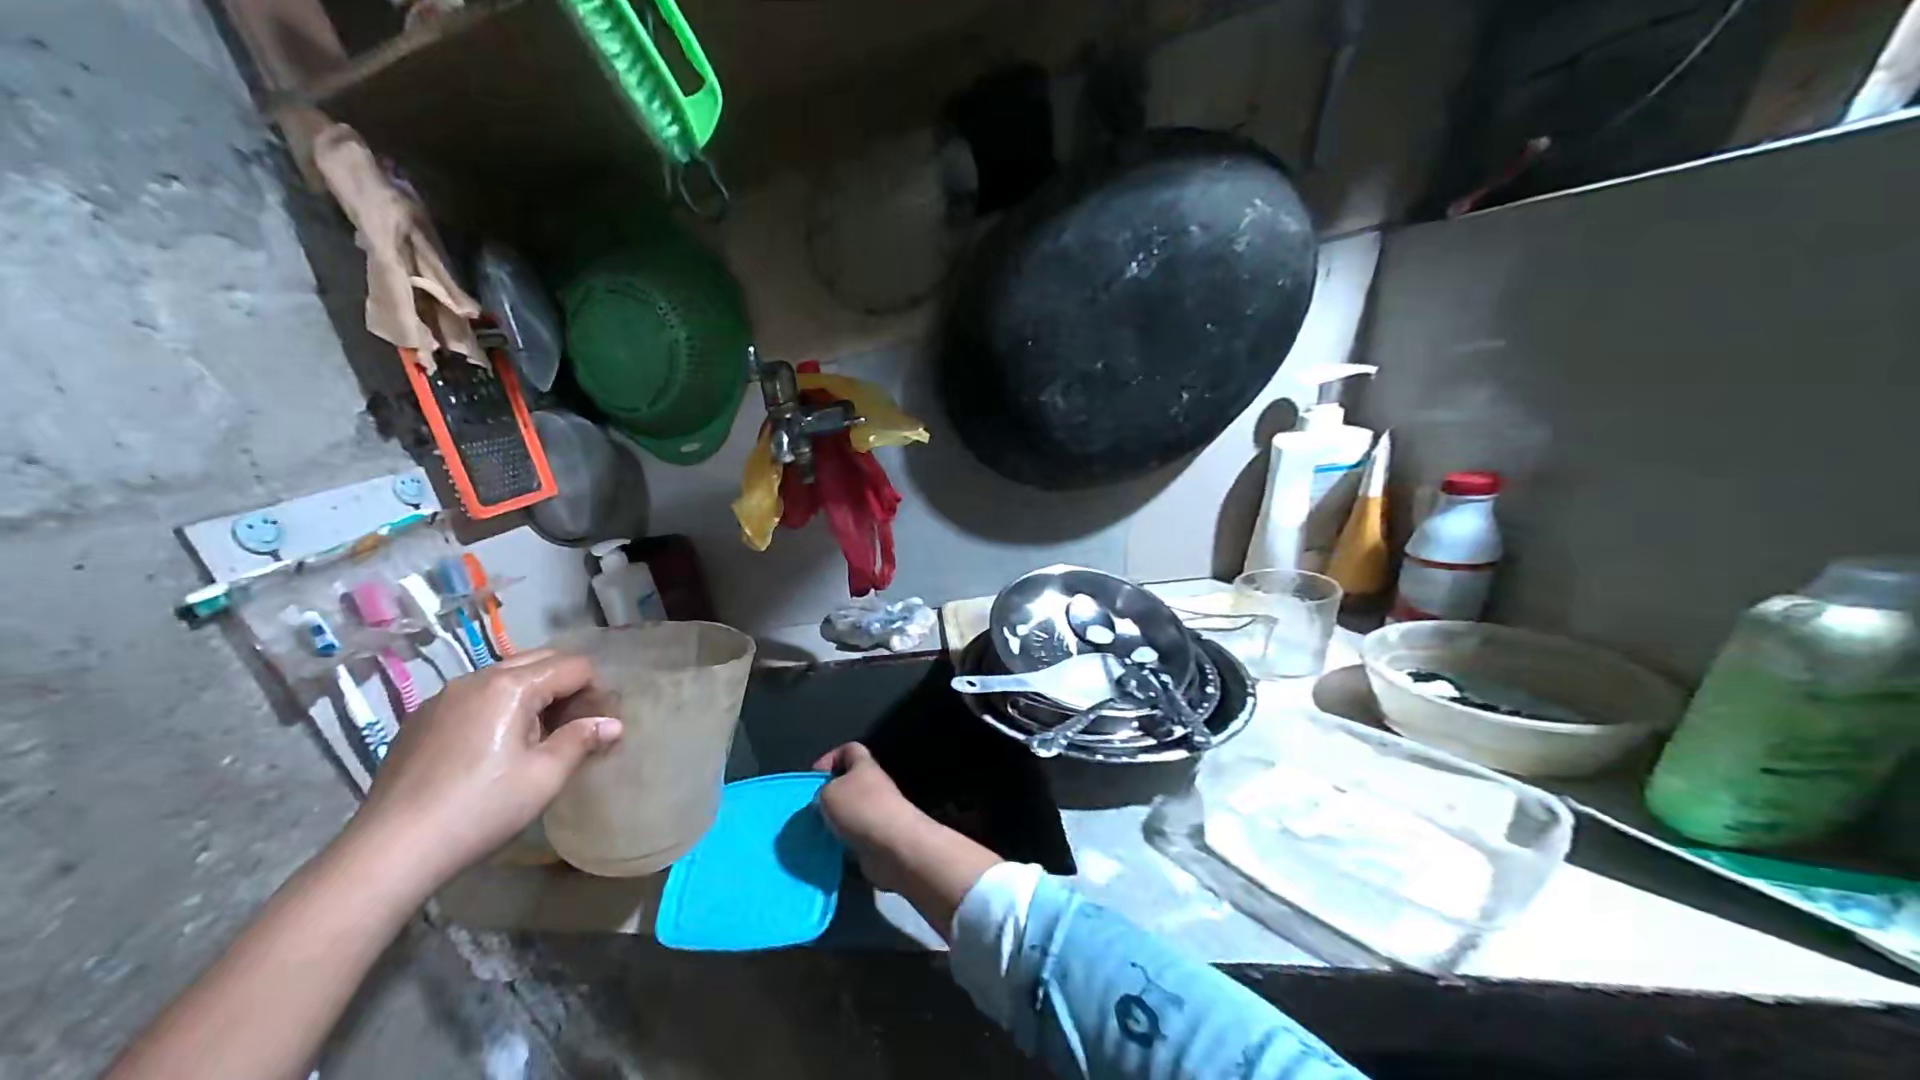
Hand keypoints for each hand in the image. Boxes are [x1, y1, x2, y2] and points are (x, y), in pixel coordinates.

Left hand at [349, 649, 621, 887]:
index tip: (600, 725)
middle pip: (540, 660)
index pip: (573, 666)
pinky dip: (500, 706)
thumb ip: (582, 740)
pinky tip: (495, 748)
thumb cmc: (480, 809)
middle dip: (567, 685)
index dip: (596, 691)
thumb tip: (613, 724)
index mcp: (510, 686)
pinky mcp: (420, 720)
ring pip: (505, 676)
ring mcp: (442, 697)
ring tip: (539, 737)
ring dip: (534, 694)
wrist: (389, 851)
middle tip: (577, 726)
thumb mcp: (545, 777)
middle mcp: (475, 678)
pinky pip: (476, 696)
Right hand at [813, 742, 940, 894]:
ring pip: (848, 815)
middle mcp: (873, 787)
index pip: (849, 750)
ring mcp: (876, 814)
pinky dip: (839, 845)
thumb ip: (821, 793)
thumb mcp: (828, 793)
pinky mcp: (876, 839)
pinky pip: (852, 839)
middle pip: (847, 785)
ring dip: (831, 825)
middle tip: (810, 812)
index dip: (830, 758)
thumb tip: (824, 802)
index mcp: (863, 766)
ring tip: (813, 835)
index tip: (814, 777)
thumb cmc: (860, 809)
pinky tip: (825, 851)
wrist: (894, 847)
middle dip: (827, 798)